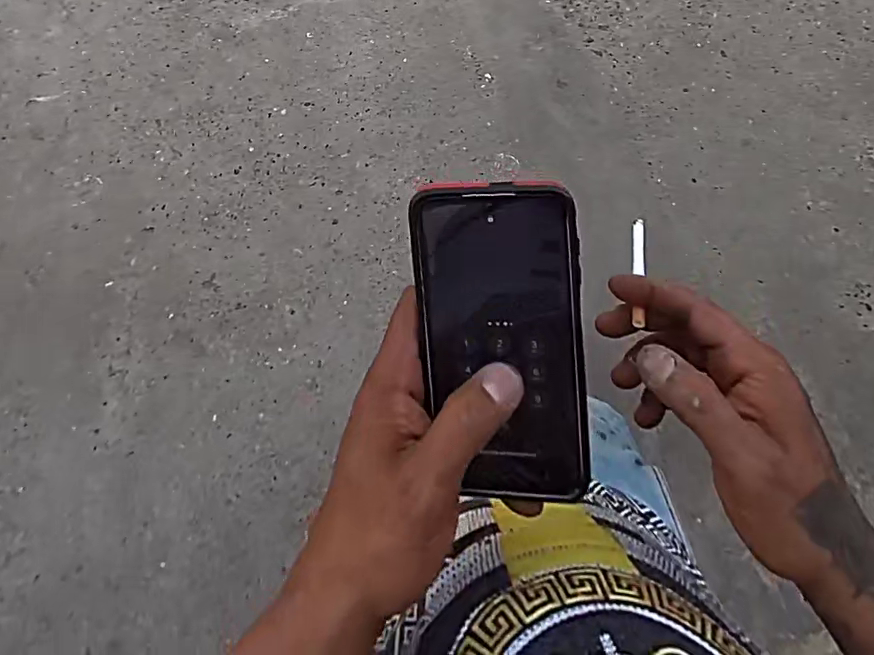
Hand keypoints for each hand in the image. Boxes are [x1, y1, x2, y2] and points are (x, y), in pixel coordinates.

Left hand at [279, 288, 522, 632]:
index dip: (441, 288)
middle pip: (441, 346)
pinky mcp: (418, 451)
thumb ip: (467, 420)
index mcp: (388, 388)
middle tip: (522, 337)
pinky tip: (508, 444)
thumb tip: (502, 375)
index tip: (477, 275)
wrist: (348, 597)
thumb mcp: (429, 474)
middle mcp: (395, 398)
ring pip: (454, 387)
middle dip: (479, 342)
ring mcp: (407, 425)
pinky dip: (483, 428)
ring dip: (485, 391)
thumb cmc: (371, 541)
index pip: (411, 313)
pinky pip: (457, 423)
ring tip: (525, 392)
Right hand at [594, 275, 840, 587]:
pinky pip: (688, 383)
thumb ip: (693, 398)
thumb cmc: (791, 508)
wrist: (826, 557)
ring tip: (622, 380)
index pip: (698, 313)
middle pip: (687, 326)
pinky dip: (661, 390)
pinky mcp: (733, 410)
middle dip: (643, 323)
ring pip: (683, 354)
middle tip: (605, 328)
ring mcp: (741, 389)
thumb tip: (649, 354)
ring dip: (648, 361)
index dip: (655, 294)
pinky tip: (648, 412)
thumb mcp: (738, 452)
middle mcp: (749, 369)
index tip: (618, 285)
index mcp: (756, 367)